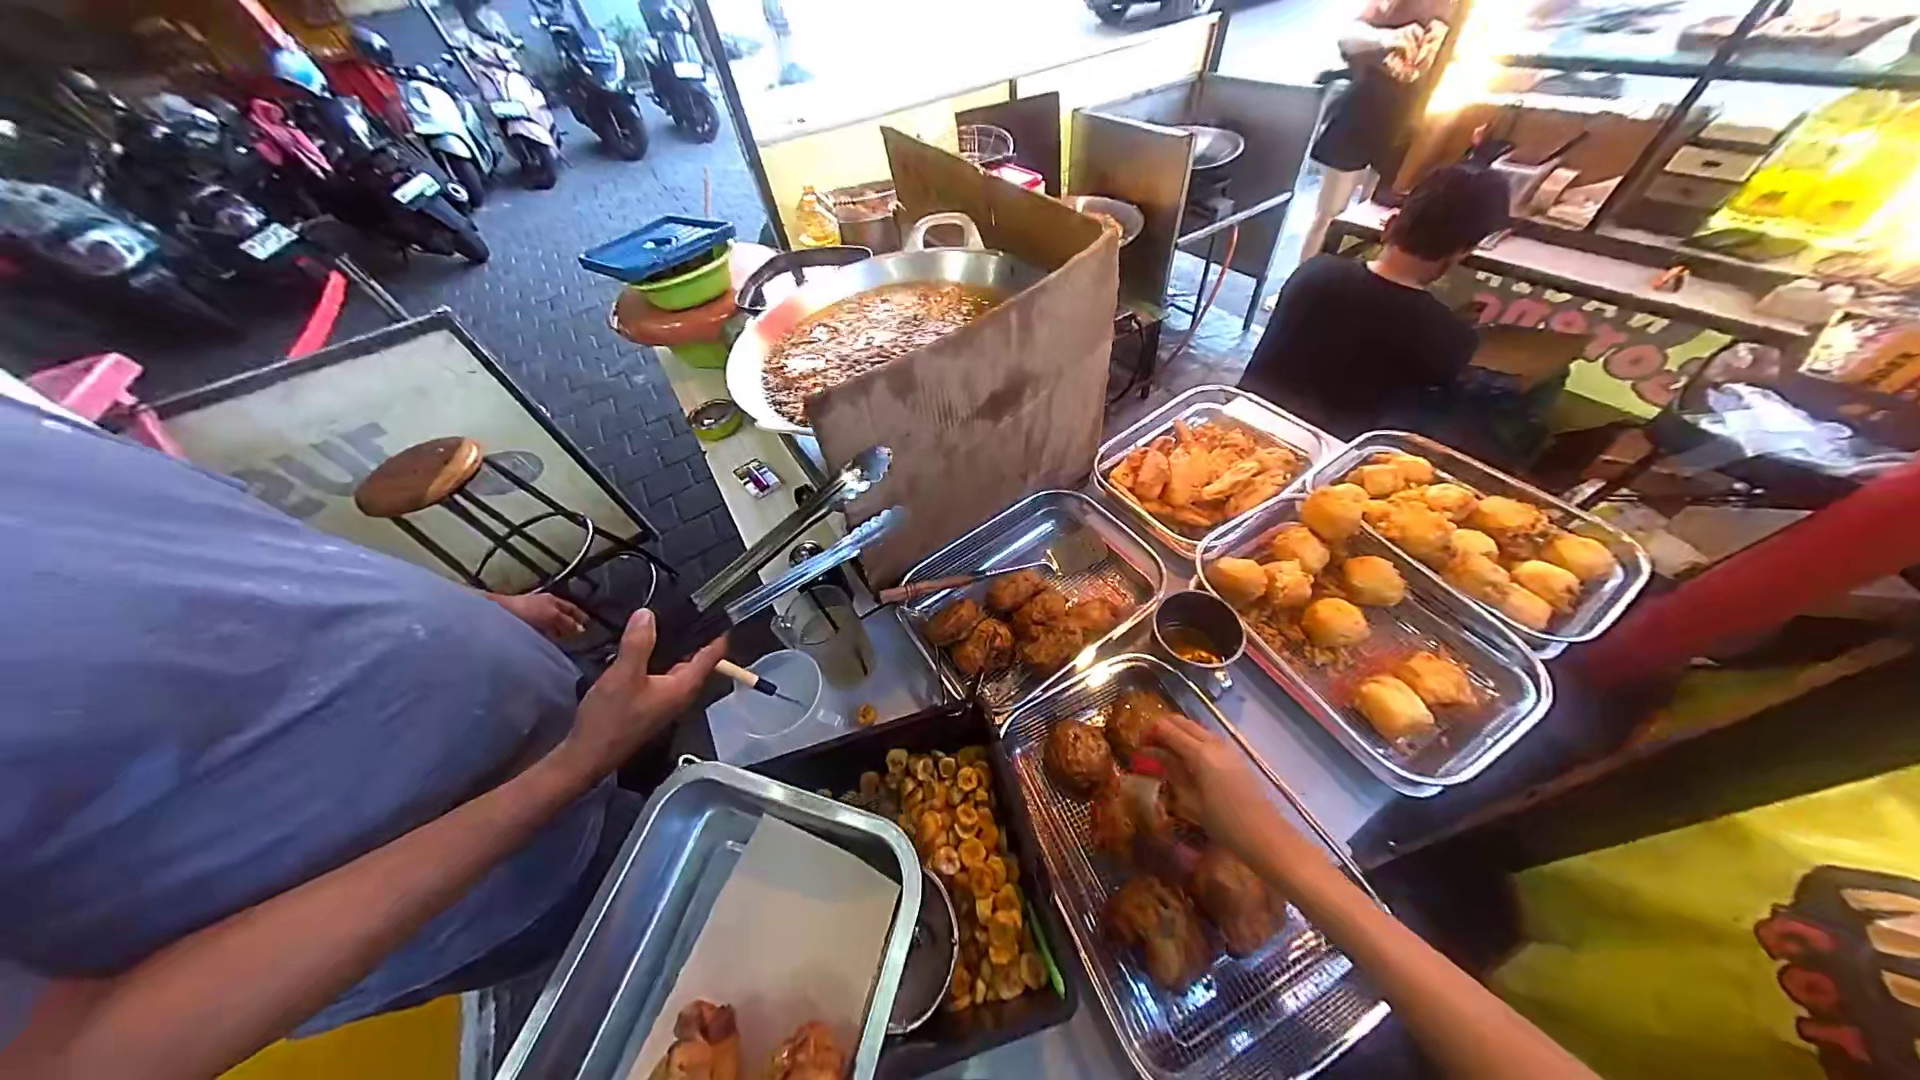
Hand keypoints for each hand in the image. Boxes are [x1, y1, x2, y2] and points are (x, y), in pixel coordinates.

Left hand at [489, 591, 588, 639]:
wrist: (494, 614)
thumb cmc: (527, 612)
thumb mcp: (553, 616)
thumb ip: (568, 622)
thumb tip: (581, 629)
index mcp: (553, 599)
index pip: (572, 608)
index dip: (581, 616)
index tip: (589, 626)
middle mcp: (543, 604)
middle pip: (561, 614)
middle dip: (569, 623)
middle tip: (577, 636)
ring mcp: (530, 612)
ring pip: (549, 621)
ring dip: (556, 629)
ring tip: (561, 641)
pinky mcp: (519, 622)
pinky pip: (538, 628)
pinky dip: (545, 633)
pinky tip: (545, 641)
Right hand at [557, 609, 726, 779]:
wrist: (586, 756)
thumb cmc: (610, 717)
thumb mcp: (624, 675)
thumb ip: (638, 643)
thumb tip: (648, 613)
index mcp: (686, 685)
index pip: (714, 653)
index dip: (717, 630)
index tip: (716, 606)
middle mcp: (682, 692)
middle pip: (697, 656)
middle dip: (692, 632)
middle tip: (685, 603)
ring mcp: (667, 698)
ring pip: (677, 663)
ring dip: (671, 643)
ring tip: (662, 616)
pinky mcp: (651, 700)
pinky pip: (662, 671)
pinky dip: (657, 656)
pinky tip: (642, 642)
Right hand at [1147, 712, 1306, 867]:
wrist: (1266, 837)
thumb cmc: (1224, 823)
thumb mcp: (1191, 798)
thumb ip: (1171, 769)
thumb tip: (1149, 752)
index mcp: (1200, 753)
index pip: (1166, 729)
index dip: (1149, 733)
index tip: (1137, 746)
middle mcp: (1213, 743)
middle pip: (1180, 722)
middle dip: (1161, 729)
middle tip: (1147, 747)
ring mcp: (1226, 748)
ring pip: (1195, 728)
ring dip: (1177, 733)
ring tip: (1164, 753)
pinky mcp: (1234, 756)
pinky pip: (1206, 738)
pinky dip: (1191, 740)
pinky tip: (1186, 760)